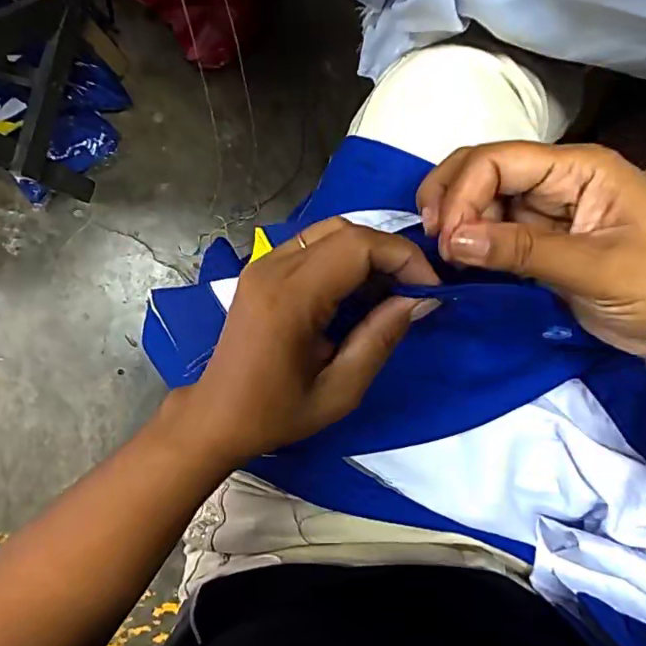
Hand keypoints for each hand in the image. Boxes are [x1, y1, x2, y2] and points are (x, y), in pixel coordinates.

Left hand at [183, 217, 441, 460]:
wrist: (216, 415)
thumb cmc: (275, 412)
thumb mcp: (339, 390)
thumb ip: (380, 339)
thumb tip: (418, 300)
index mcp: (290, 297)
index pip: (358, 246)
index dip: (403, 258)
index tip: (429, 290)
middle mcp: (272, 267)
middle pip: (346, 230)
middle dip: (389, 253)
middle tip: (413, 291)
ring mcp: (261, 263)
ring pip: (329, 231)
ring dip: (367, 252)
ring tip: (389, 291)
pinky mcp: (259, 268)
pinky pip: (311, 244)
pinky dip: (342, 256)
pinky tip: (355, 290)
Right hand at [417, 142, 645, 356]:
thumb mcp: (598, 267)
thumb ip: (522, 251)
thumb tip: (453, 240)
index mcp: (579, 168)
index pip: (499, 161)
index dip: (463, 194)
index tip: (448, 240)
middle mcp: (559, 181)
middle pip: (484, 173)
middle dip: (451, 200)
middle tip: (434, 241)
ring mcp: (551, 214)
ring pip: (485, 204)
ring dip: (459, 224)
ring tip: (447, 257)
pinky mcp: (546, 246)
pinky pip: (497, 236)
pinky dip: (475, 247)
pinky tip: (463, 264)